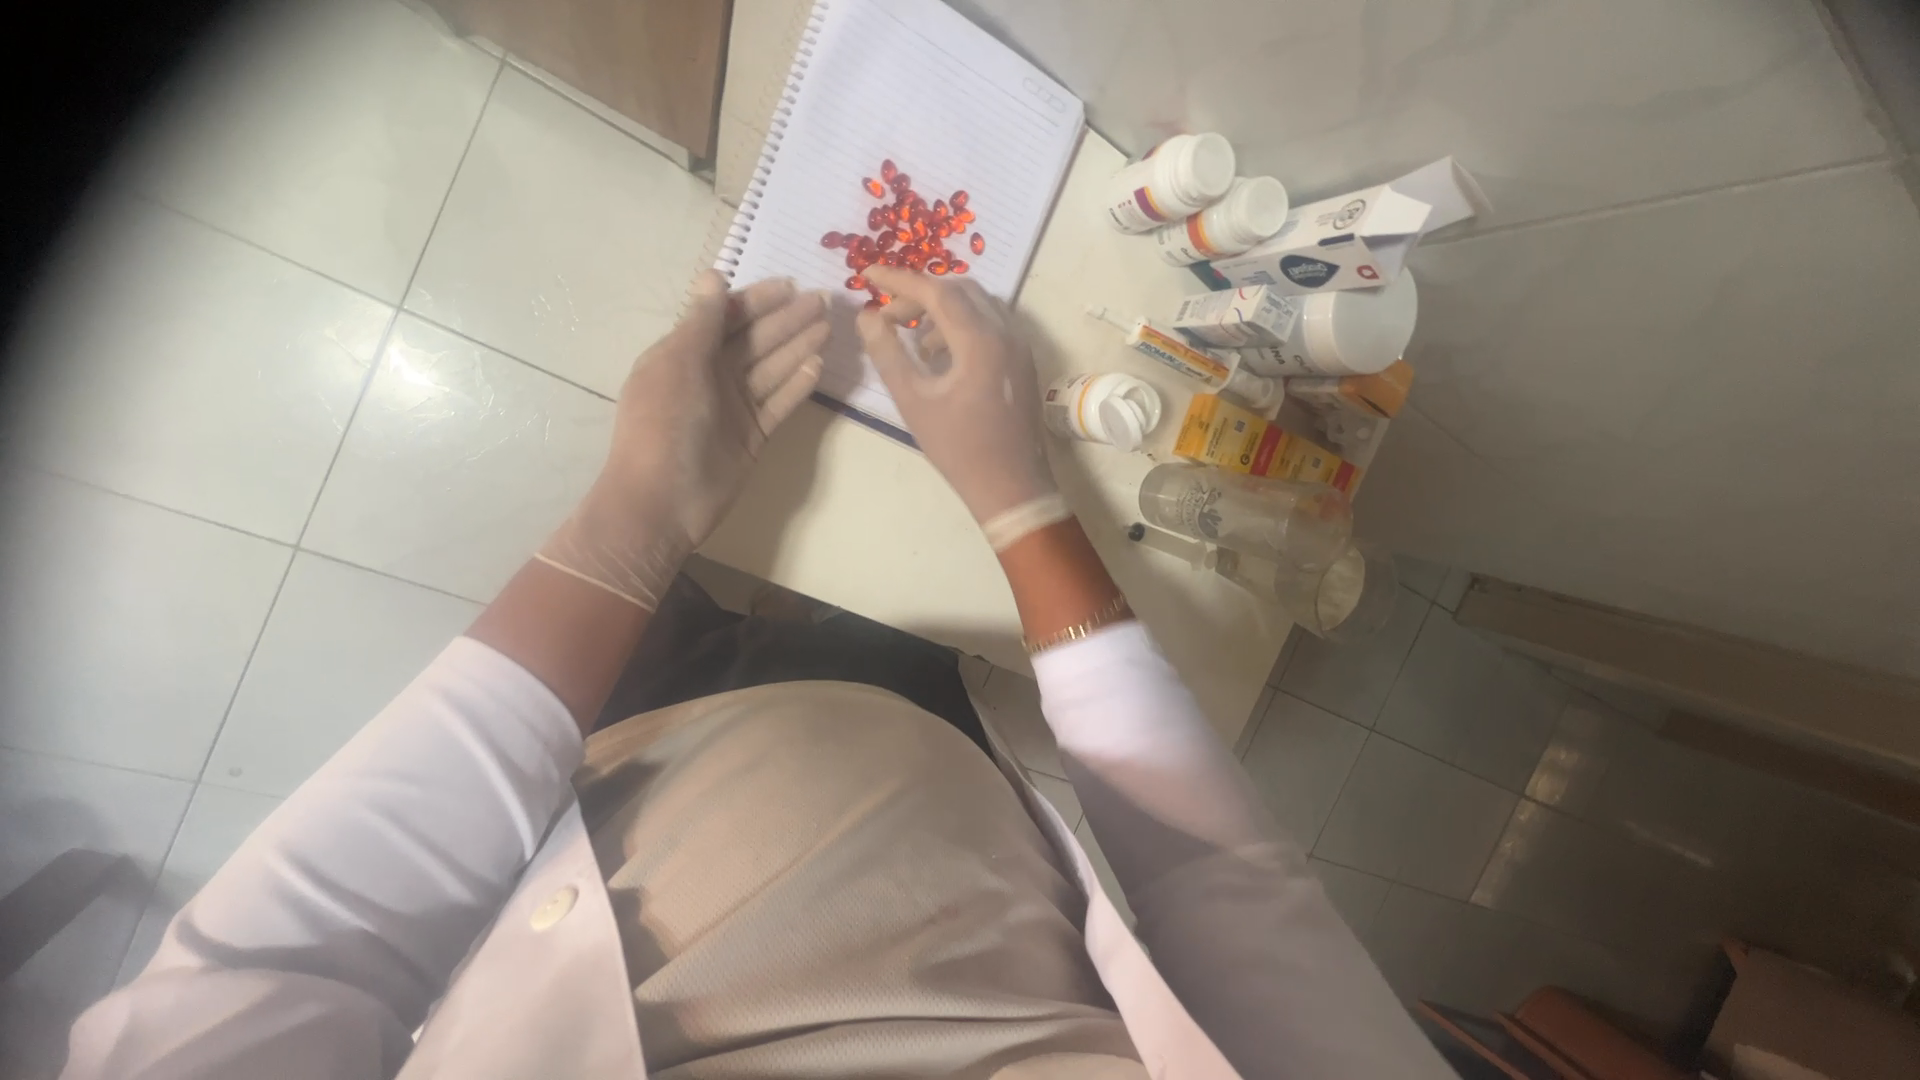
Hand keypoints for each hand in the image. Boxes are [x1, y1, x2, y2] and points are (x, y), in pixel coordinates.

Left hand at [537, 270, 828, 609]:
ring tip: (828, 327)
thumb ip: (701, 323)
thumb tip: (714, 276)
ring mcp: (734, 407)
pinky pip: (779, 403)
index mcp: (683, 354)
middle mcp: (710, 376)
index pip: (726, 318)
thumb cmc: (662, 427)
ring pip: (772, 368)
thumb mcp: (678, 366)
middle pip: (755, 340)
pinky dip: (797, 385)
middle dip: (787, 320)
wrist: (662, 502)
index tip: (791, 286)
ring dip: (798, 347)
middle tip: (824, 301)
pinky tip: (818, 366)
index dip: (758, 301)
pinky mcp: (753, 434)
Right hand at [856, 266, 1068, 550]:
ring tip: (916, 341)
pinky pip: (992, 323)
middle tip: (890, 315)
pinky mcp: (1023, 360)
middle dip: (921, 293)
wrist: (1010, 484)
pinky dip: (964, 325)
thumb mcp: (913, 400)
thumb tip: (868, 316)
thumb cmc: (958, 447)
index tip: (868, 274)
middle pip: (960, 289)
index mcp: (980, 340)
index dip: (899, 279)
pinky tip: (943, 356)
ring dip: (943, 310)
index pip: (936, 290)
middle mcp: (1006, 332)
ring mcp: (1020, 345)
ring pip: (979, 304)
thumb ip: (888, 353)